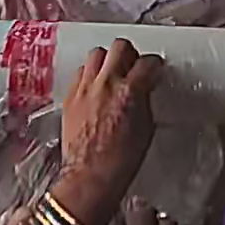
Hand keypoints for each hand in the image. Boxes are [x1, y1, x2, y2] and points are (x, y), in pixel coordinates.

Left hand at [54, 41, 163, 224]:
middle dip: (130, 54)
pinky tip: (95, 87)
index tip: (154, 69)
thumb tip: (145, 88)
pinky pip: (80, 73)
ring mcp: (85, 89)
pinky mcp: (70, 97)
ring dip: (107, 60)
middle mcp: (106, 84)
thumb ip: (145, 100)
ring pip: (97, 54)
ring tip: (112, 73)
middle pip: (119, 47)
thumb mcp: (146, 128)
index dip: (154, 65)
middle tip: (133, 65)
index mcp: (130, 92)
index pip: (147, 63)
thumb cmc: (119, 161)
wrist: (90, 178)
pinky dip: (90, 75)